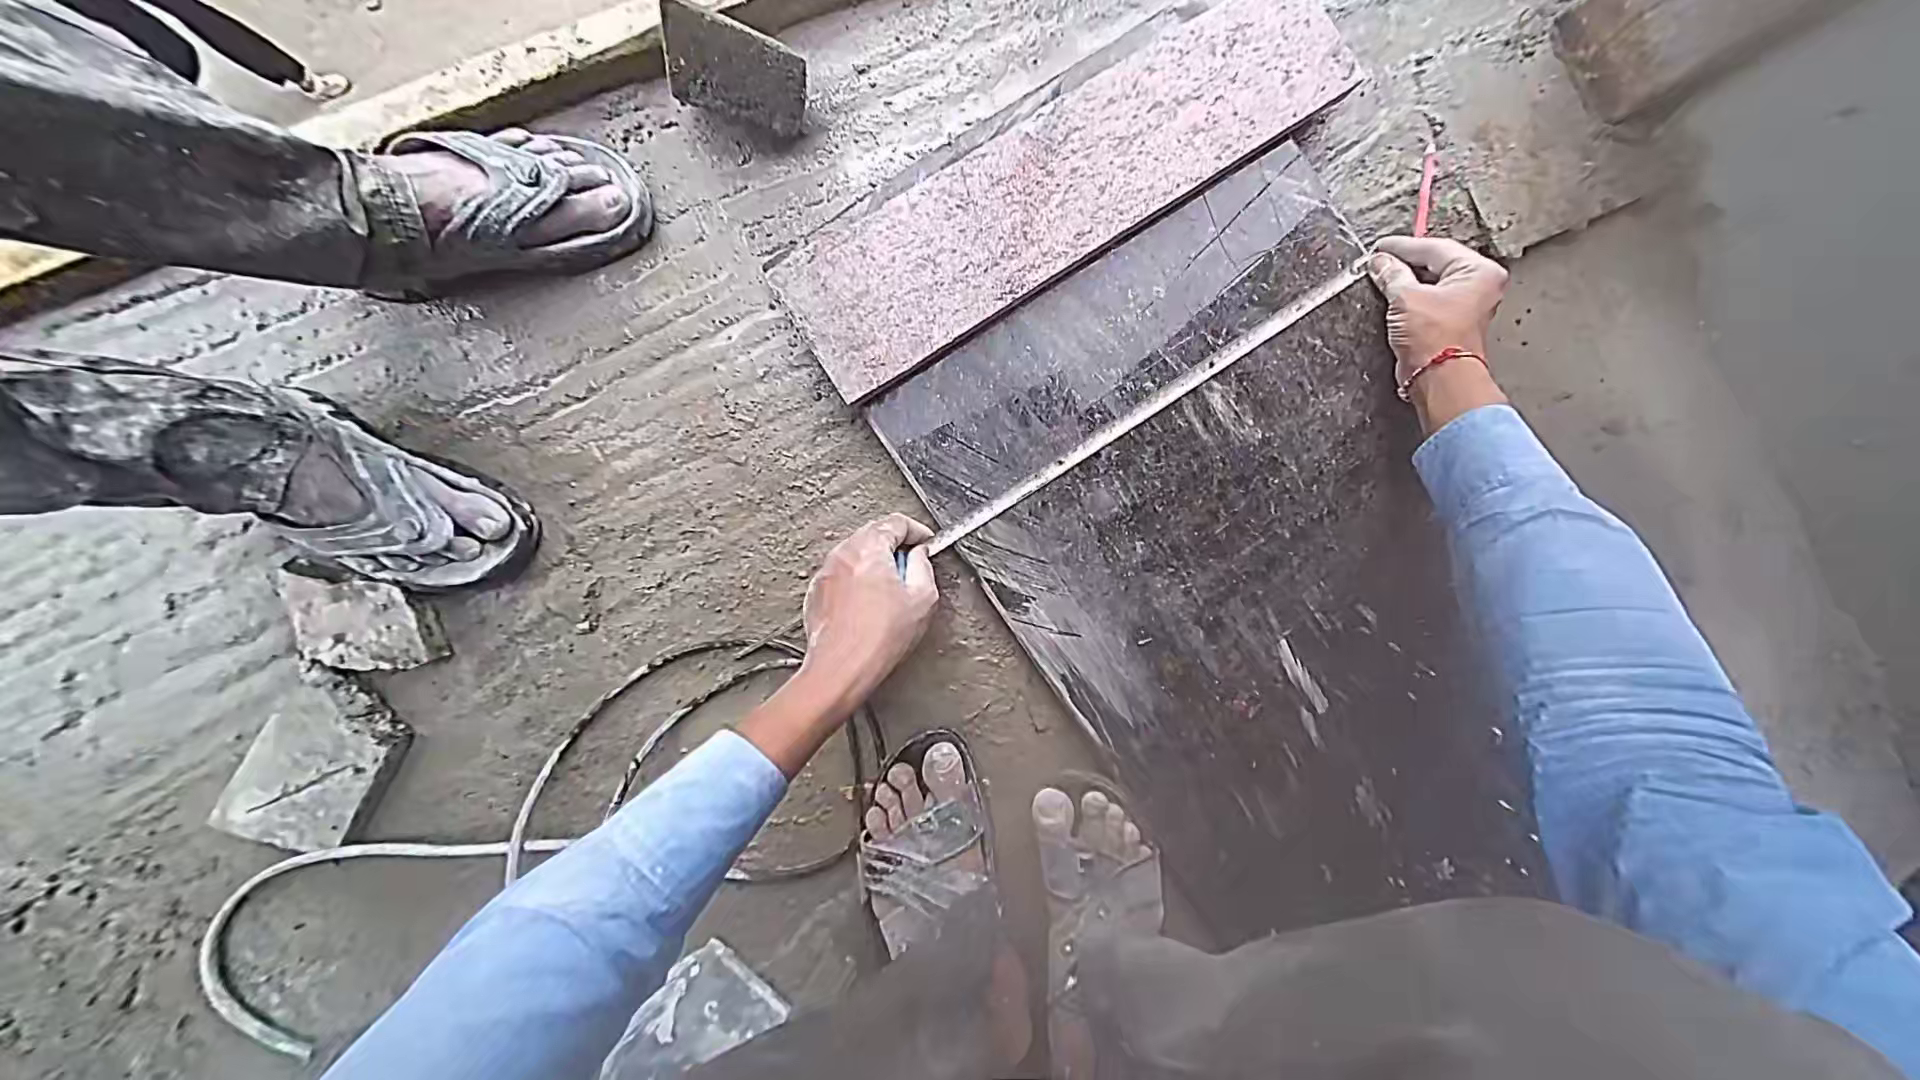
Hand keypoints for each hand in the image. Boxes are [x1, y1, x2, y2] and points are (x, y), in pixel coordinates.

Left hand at [799, 513, 938, 708]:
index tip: (926, 542)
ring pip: (856, 555)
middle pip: (873, 534)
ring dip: (875, 564)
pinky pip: (842, 576)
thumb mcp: (923, 598)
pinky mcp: (817, 593)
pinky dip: (857, 582)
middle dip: (895, 546)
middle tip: (912, 567)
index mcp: (869, 547)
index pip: (896, 522)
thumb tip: (919, 555)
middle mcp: (843, 554)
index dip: (917, 531)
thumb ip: (924, 566)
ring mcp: (826, 573)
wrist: (842, 667)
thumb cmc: (879, 637)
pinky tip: (869, 606)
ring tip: (891, 592)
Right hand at [1366, 236, 1508, 385]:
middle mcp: (1478, 285)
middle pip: (1436, 265)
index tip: (1381, 246)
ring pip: (1431, 284)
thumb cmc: (1434, 338)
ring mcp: (1466, 305)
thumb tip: (1380, 262)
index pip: (1436, 249)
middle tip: (1378, 260)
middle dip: (1405, 263)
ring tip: (1382, 276)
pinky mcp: (1450, 323)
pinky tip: (1392, 296)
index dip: (1404, 247)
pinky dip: (1410, 298)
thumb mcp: (1407, 298)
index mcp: (1479, 271)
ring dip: (1406, 281)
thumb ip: (1392, 275)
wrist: (1438, 376)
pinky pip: (1428, 301)